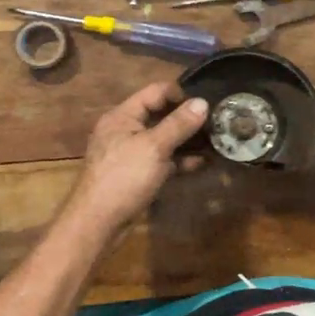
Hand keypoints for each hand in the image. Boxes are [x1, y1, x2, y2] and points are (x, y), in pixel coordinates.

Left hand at [62, 82, 209, 233]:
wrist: (98, 223)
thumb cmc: (124, 178)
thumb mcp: (154, 147)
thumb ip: (179, 124)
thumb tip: (203, 102)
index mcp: (123, 116)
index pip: (156, 92)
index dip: (181, 95)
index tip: (205, 106)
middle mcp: (125, 130)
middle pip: (161, 115)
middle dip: (188, 119)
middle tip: (216, 123)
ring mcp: (131, 153)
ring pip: (164, 138)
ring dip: (188, 140)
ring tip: (215, 141)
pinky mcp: (138, 173)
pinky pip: (163, 159)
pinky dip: (180, 159)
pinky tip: (202, 163)